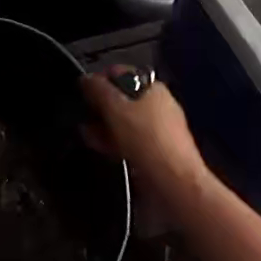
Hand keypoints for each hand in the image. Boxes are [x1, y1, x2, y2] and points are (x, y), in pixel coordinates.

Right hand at [80, 67, 210, 204]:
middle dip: (100, 108)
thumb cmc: (145, 138)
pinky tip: (105, 151)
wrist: (176, 186)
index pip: (119, 74)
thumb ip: (97, 89)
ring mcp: (162, 131)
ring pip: (126, 123)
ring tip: (89, 137)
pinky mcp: (160, 155)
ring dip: (105, 128)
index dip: (98, 81)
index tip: (84, 94)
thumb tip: (85, 79)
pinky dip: (117, 144)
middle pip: (122, 100)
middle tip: (85, 118)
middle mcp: (160, 105)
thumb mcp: (114, 107)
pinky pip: (133, 142)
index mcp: (152, 87)